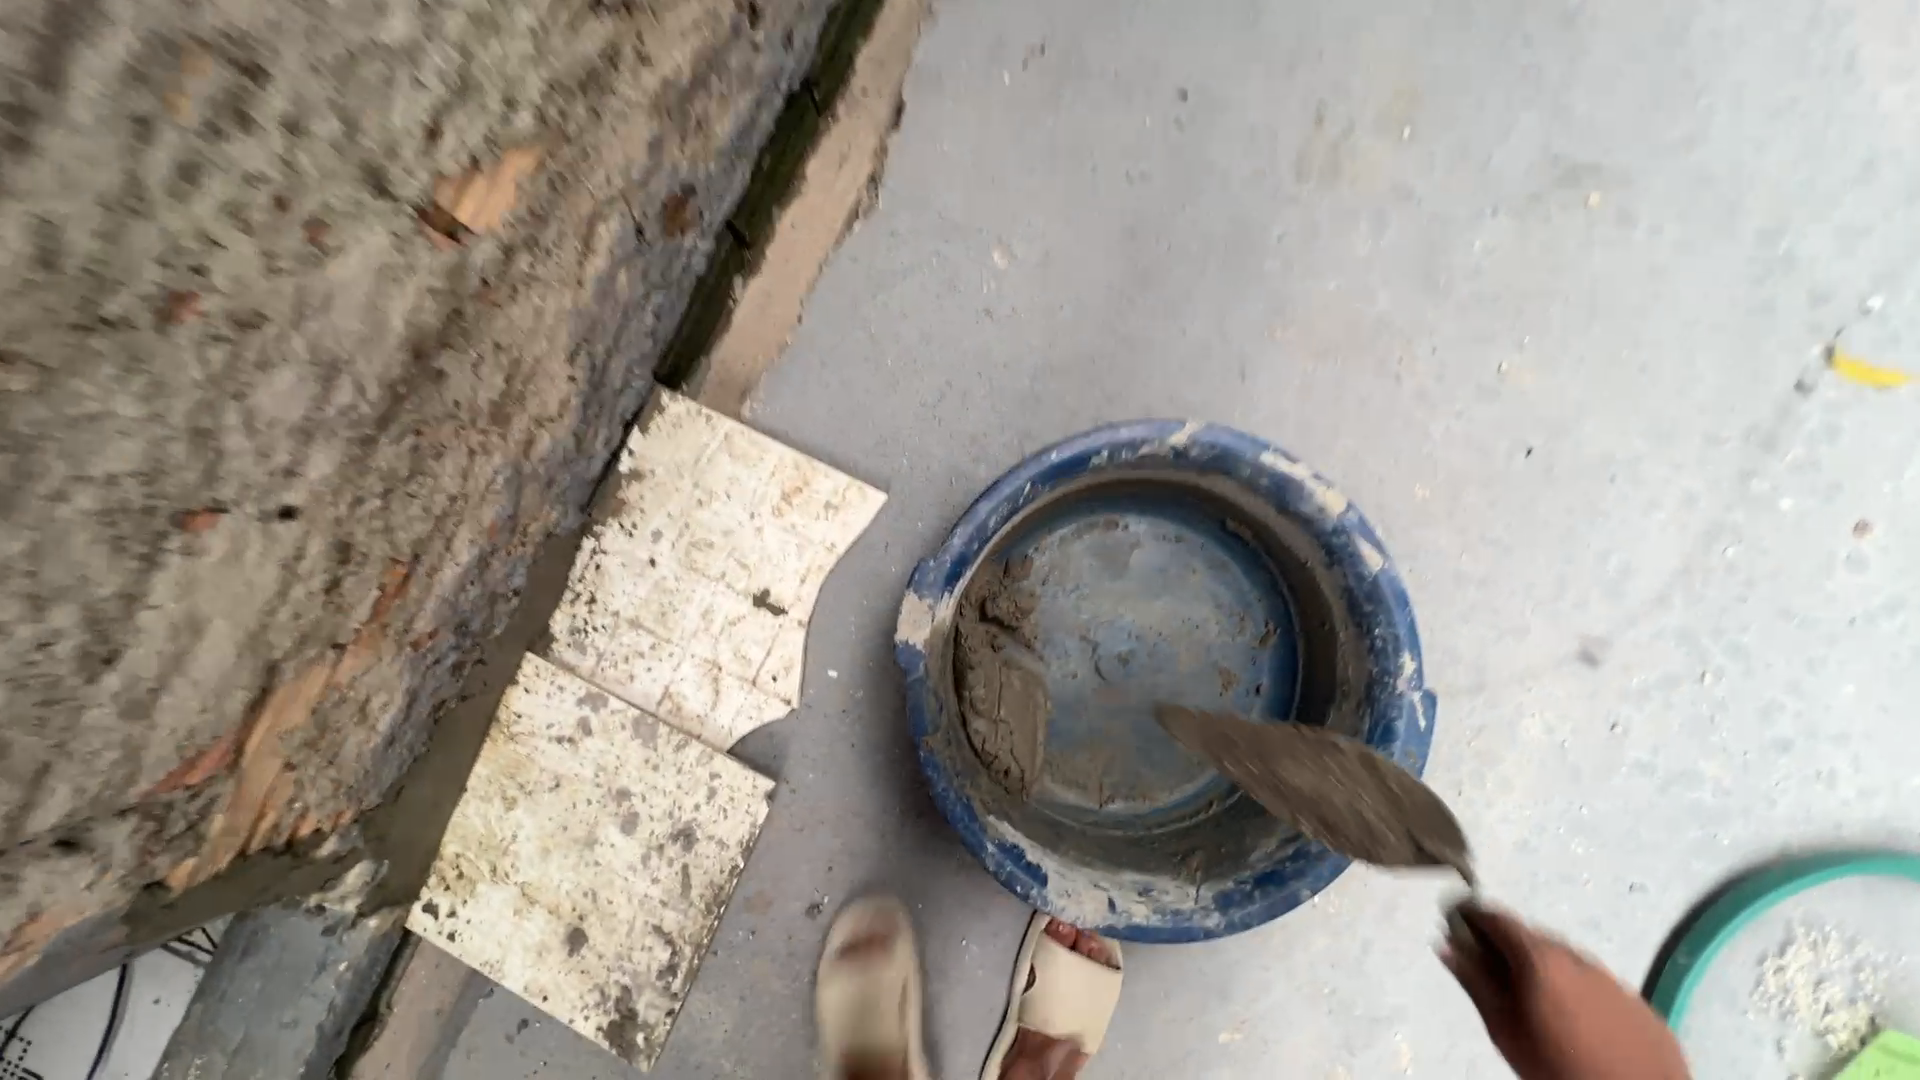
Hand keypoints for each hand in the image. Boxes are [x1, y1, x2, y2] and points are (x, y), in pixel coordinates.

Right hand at [1441, 903, 1689, 1079]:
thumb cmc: (1557, 1070)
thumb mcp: (1503, 1029)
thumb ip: (1474, 982)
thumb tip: (1446, 945)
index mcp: (1539, 958)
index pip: (1496, 917)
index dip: (1471, 915)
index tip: (1454, 923)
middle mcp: (1577, 959)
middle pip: (1532, 937)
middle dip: (1507, 945)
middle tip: (1492, 971)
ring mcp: (1615, 983)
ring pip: (1567, 961)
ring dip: (1544, 968)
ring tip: (1535, 1000)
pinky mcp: (1643, 1009)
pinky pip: (1599, 987)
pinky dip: (1579, 991)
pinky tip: (1578, 1022)